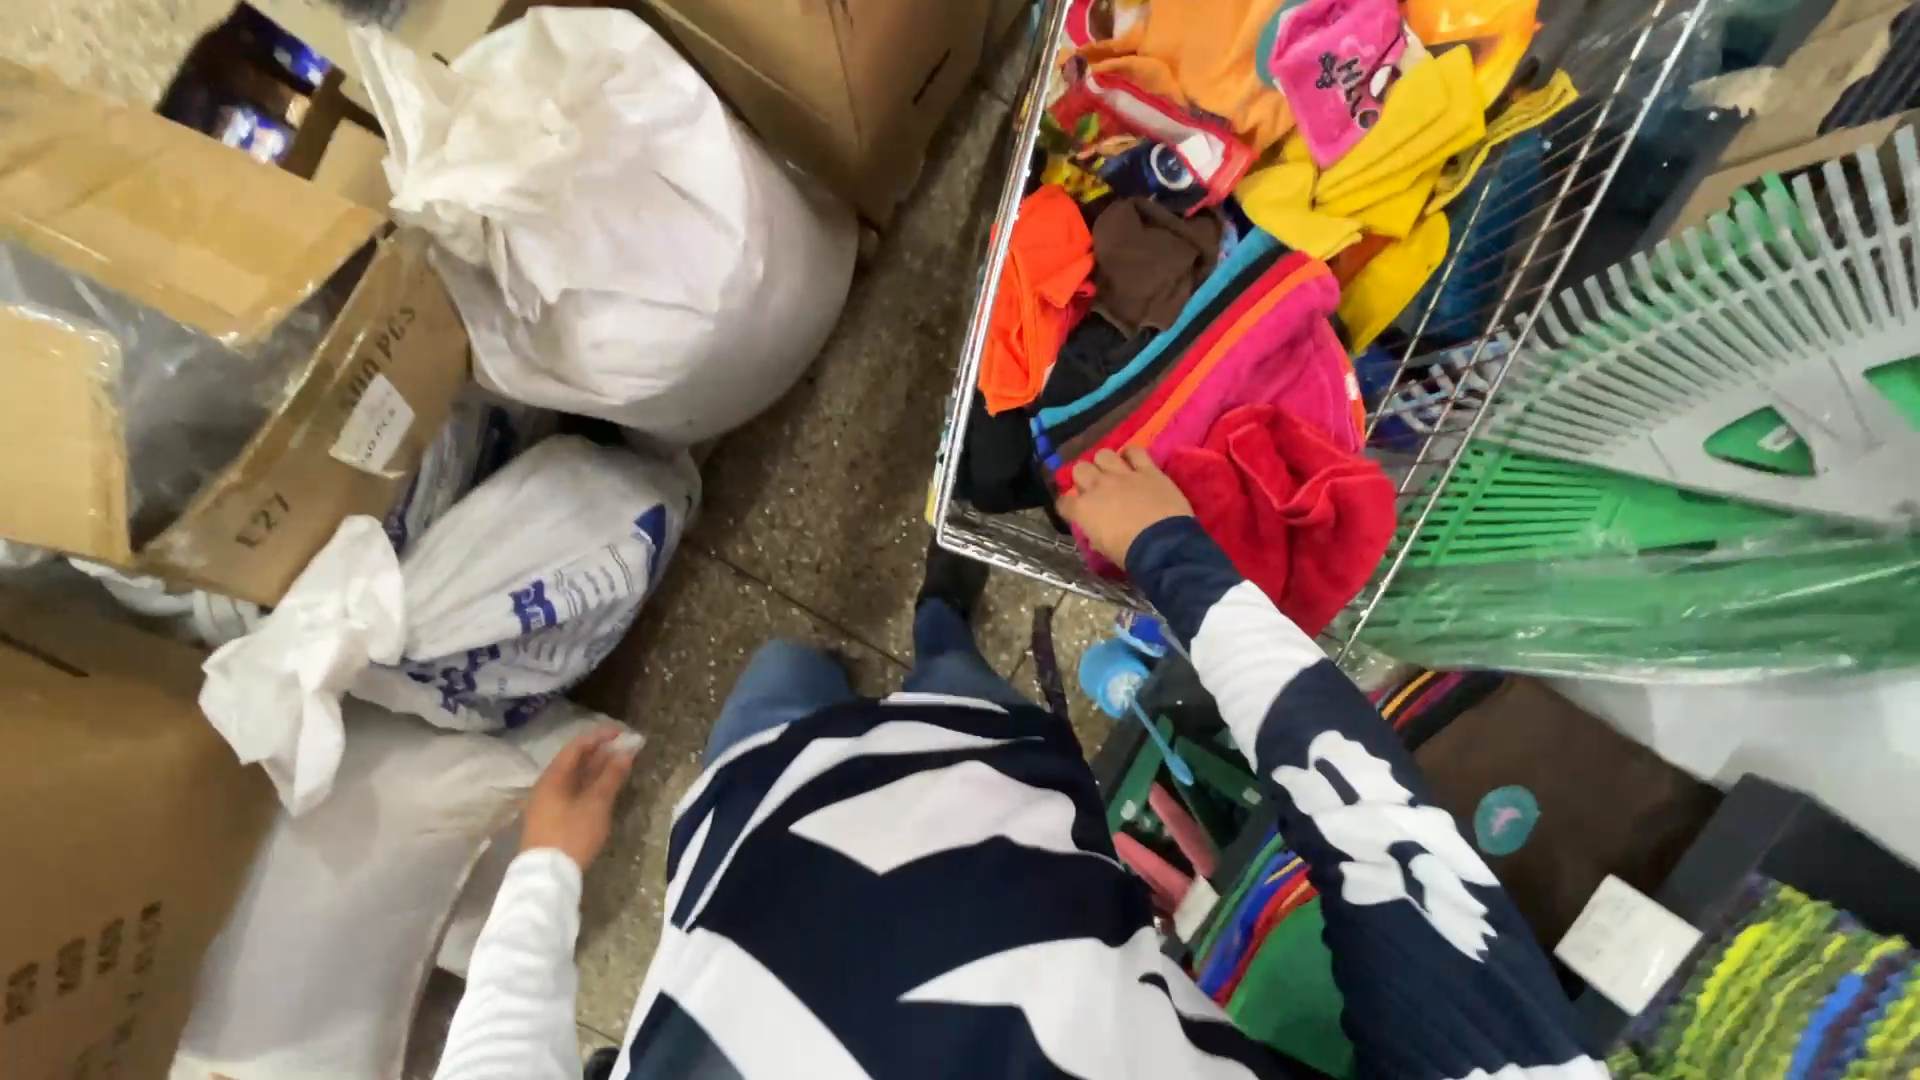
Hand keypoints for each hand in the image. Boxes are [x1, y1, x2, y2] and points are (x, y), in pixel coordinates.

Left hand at [520, 728, 637, 871]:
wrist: (547, 877)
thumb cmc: (572, 833)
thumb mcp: (597, 803)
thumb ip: (612, 775)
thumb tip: (625, 752)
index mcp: (554, 777)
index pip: (577, 746)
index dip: (601, 736)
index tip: (623, 733)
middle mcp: (547, 785)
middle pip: (575, 761)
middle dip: (602, 751)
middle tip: (627, 747)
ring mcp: (548, 803)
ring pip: (575, 777)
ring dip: (598, 768)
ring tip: (621, 764)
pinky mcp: (552, 818)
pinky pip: (573, 791)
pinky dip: (591, 784)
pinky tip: (606, 787)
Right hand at [1056, 447, 1194, 565]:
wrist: (1161, 545)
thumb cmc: (1129, 553)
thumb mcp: (1103, 548)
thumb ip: (1095, 535)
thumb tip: (1095, 533)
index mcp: (1083, 509)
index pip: (1064, 501)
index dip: (1067, 505)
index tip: (1073, 510)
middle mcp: (1098, 486)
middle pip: (1080, 469)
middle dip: (1083, 477)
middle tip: (1093, 487)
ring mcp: (1123, 475)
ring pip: (1103, 454)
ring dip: (1105, 463)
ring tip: (1112, 471)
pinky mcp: (1148, 470)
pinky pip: (1135, 452)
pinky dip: (1132, 455)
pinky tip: (1133, 462)